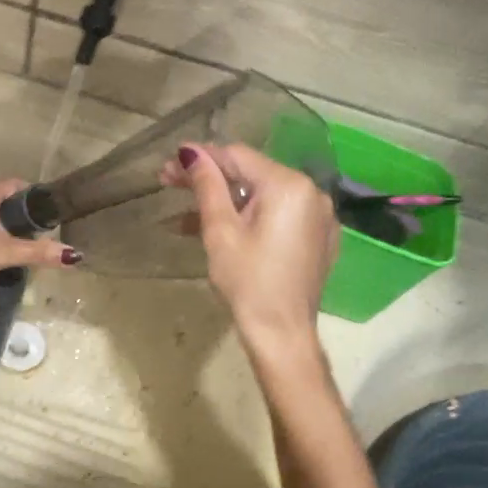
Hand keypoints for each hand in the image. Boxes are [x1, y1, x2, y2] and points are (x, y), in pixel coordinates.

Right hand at [168, 143, 338, 346]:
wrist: (282, 335)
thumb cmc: (247, 283)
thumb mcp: (220, 231)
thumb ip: (207, 186)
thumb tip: (190, 152)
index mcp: (288, 186)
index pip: (238, 156)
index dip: (201, 157)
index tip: (170, 161)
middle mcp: (311, 192)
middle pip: (251, 174)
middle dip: (210, 178)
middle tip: (169, 182)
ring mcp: (318, 216)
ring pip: (262, 196)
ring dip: (224, 201)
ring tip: (185, 215)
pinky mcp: (316, 237)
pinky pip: (278, 215)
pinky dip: (249, 217)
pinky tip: (218, 228)